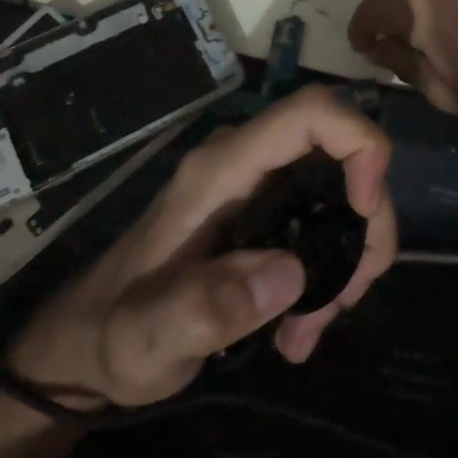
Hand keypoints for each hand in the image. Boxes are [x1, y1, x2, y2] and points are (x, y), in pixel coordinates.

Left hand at [2, 89, 398, 408]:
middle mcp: (245, 163)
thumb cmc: (112, 332)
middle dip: (363, 228)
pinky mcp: (264, 213)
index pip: (308, 114)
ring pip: (339, 195)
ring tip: (309, 331)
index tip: (366, 211)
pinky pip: (323, 221)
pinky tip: (301, 325)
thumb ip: (206, 306)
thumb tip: (290, 273)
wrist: (91, 343)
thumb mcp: (149, 336)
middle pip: (340, 157)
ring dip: (347, 261)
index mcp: (221, 170)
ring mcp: (257, 186)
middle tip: (343, 302)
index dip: (358, 142)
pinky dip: (331, 270)